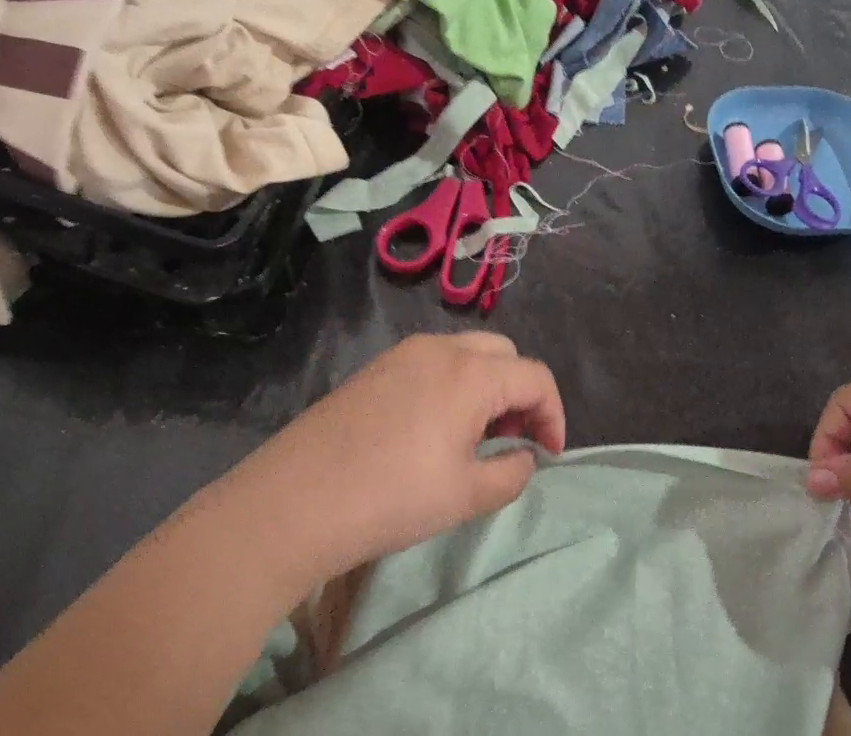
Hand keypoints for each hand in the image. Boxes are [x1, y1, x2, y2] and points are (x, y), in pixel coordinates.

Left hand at [236, 333, 564, 580]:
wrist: (296, 501)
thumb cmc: (392, 498)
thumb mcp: (466, 495)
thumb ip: (512, 473)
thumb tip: (524, 456)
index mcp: (471, 373)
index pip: (536, 377)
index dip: (554, 415)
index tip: (550, 456)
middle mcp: (439, 349)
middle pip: (503, 354)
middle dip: (521, 393)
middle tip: (514, 440)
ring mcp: (401, 354)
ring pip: (466, 354)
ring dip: (487, 387)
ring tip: (475, 438)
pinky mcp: (373, 370)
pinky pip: (431, 363)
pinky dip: (452, 386)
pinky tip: (433, 431)